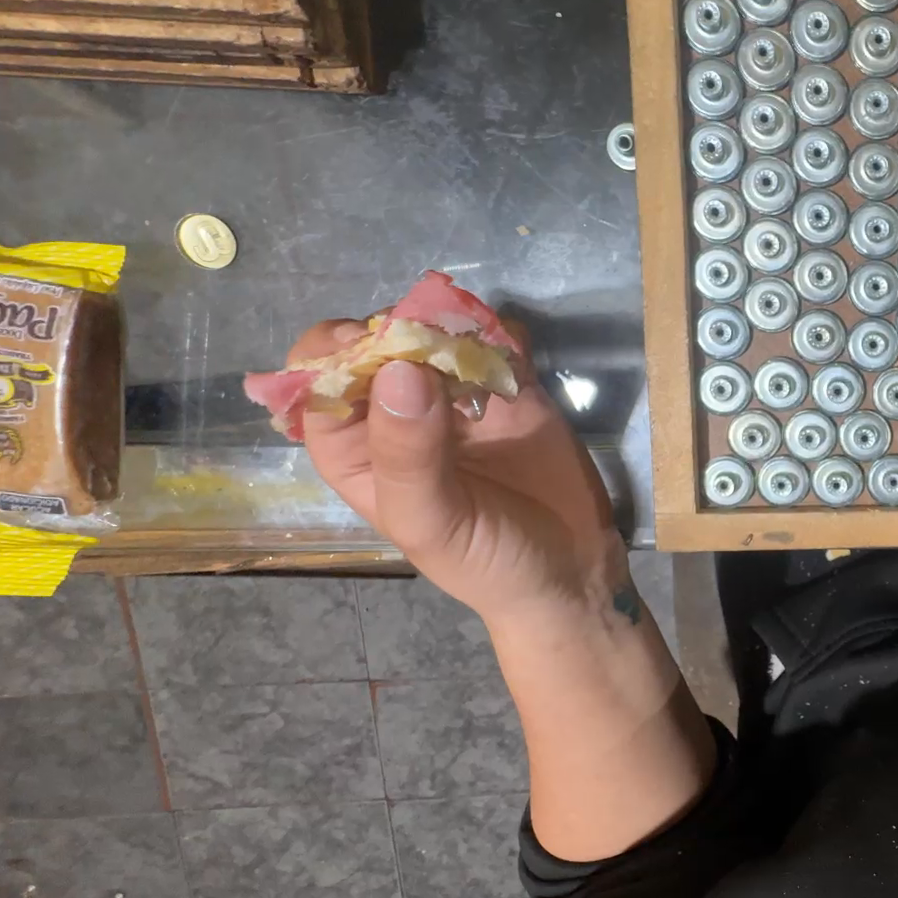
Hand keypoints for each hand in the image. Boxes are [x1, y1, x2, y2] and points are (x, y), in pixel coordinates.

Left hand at [287, 320, 624, 627]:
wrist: (574, 572)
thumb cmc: (489, 562)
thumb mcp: (434, 521)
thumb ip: (410, 453)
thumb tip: (402, 368)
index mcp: (360, 454)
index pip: (322, 387)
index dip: (333, 357)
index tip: (367, 344)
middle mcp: (403, 420)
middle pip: (380, 351)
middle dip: (401, 332)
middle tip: (436, 338)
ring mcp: (463, 403)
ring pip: (439, 339)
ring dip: (453, 325)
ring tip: (478, 339)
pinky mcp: (517, 395)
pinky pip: (500, 348)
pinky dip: (501, 333)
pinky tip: (512, 345)